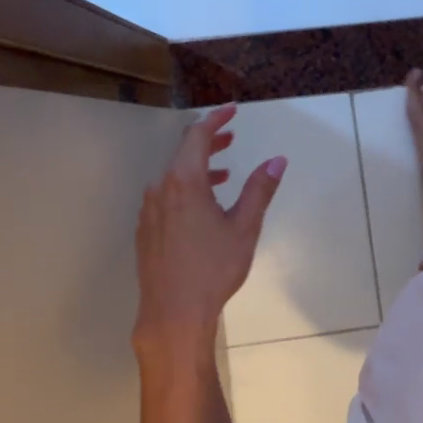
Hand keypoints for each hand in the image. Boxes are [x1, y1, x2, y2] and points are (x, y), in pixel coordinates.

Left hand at [133, 105, 284, 355]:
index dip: (216, 120)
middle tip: (232, 139)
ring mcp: (149, 211)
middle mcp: (160, 190)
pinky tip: (202, 211)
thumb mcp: (244, 228)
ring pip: (173, 178)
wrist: (173, 311)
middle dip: (209, 144)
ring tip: (224, 176)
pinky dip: (186, 191)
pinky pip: (166, 198)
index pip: (197, 137)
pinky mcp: (146, 231)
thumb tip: (277, 160)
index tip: (232, 111)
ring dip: (199, 171)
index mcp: (184, 182)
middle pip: (183, 155)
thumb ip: (259, 190)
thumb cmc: (214, 268)